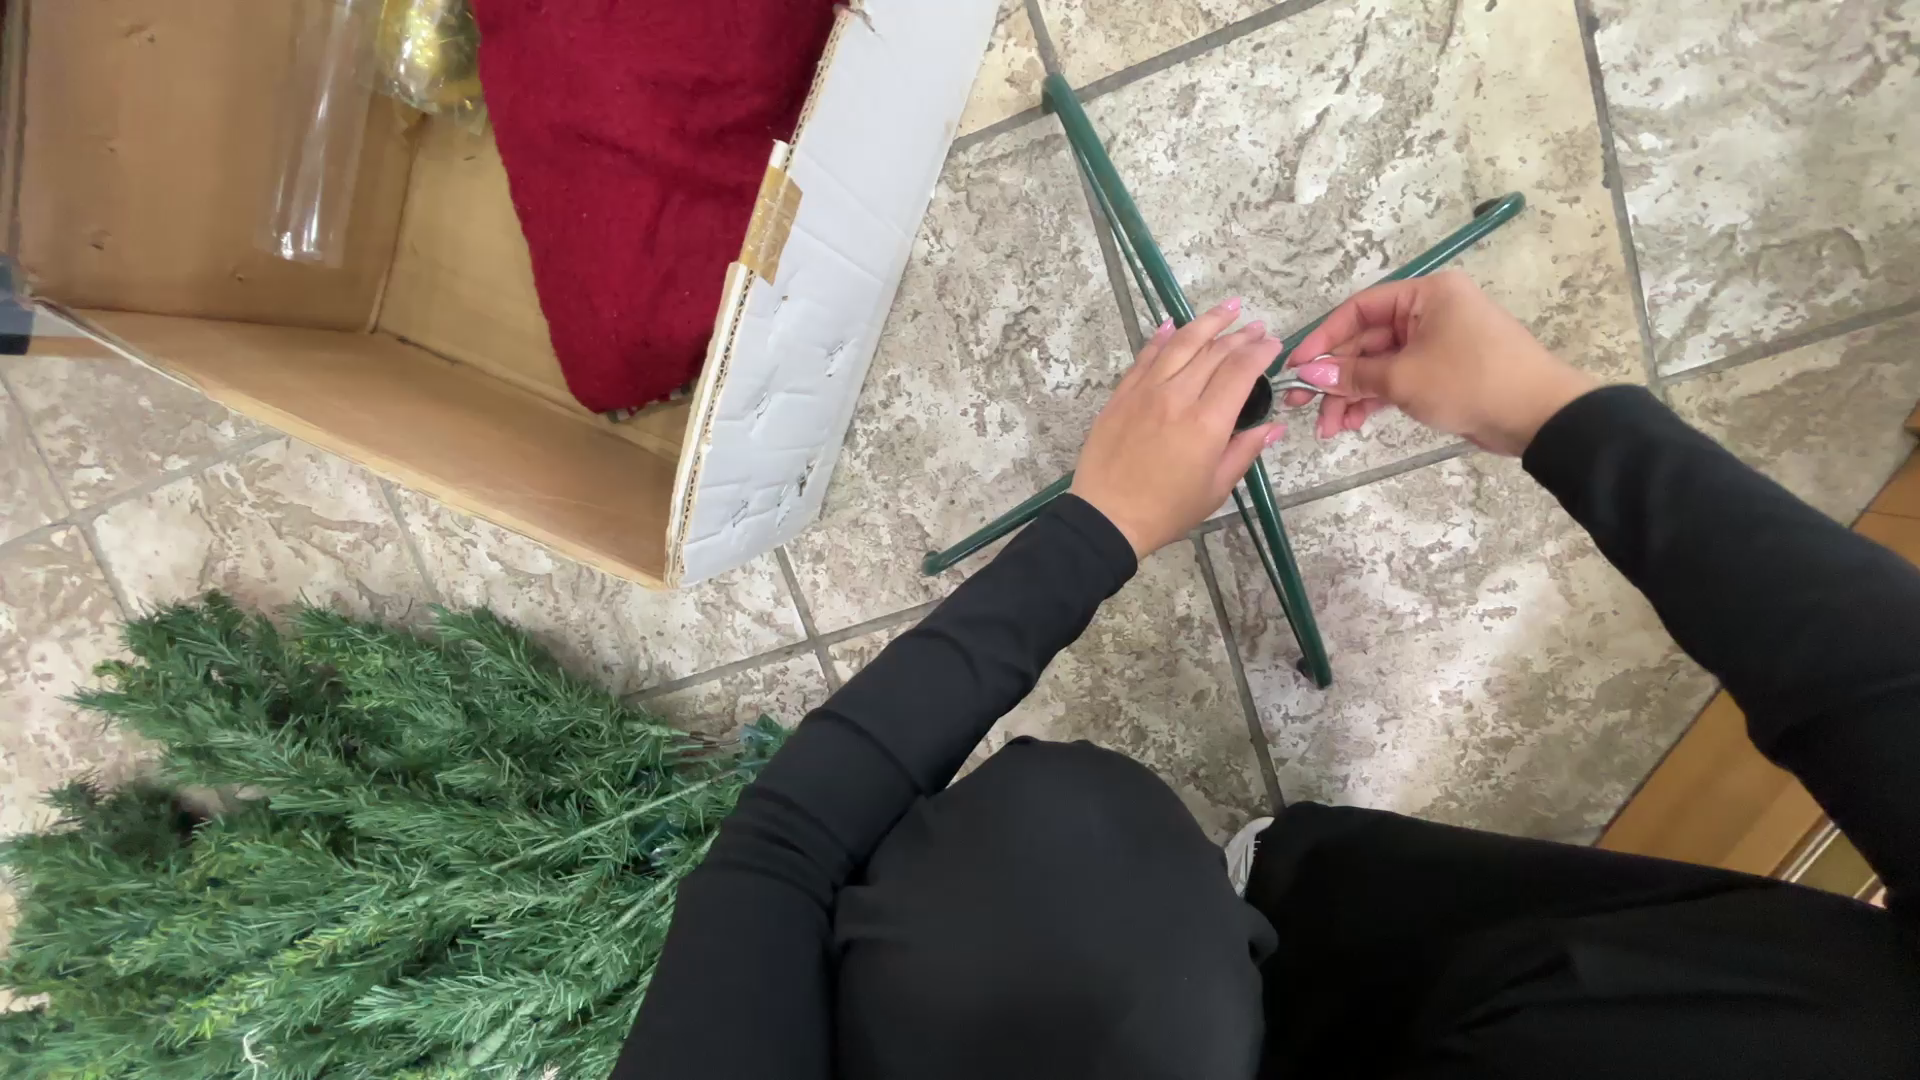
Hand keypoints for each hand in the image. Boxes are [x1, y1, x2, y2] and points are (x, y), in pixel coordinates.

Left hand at [1070, 298, 1286, 558]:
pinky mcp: (1120, 396)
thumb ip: (1245, 450)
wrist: (1107, 517)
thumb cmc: (1166, 510)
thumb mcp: (1216, 488)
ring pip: (1179, 344)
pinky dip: (1161, 338)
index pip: (1240, 370)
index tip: (1273, 344)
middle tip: (1256, 327)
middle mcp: (1176, 397)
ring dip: (1206, 322)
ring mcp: (1144, 393)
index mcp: (1206, 422)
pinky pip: (1144, 358)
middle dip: (1240, 335)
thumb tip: (1273, 425)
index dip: (1261, 351)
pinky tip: (1172, 325)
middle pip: (1213, 352)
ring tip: (1227, 309)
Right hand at [1281, 271, 1598, 455]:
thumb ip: (1351, 375)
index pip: (1358, 309)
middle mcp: (1428, 314)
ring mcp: (1434, 344)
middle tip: (1301, 404)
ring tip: (1329, 428)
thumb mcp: (1403, 378)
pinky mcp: (1439, 373)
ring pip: (1376, 366)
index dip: (1322, 338)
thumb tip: (1307, 373)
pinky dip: (1371, 400)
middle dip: (1333, 378)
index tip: (1296, 367)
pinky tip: (1351, 423)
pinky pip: (1393, 381)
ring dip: (1348, 396)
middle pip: (1364, 342)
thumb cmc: (1471, 381)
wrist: (1538, 416)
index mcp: (1425, 297)